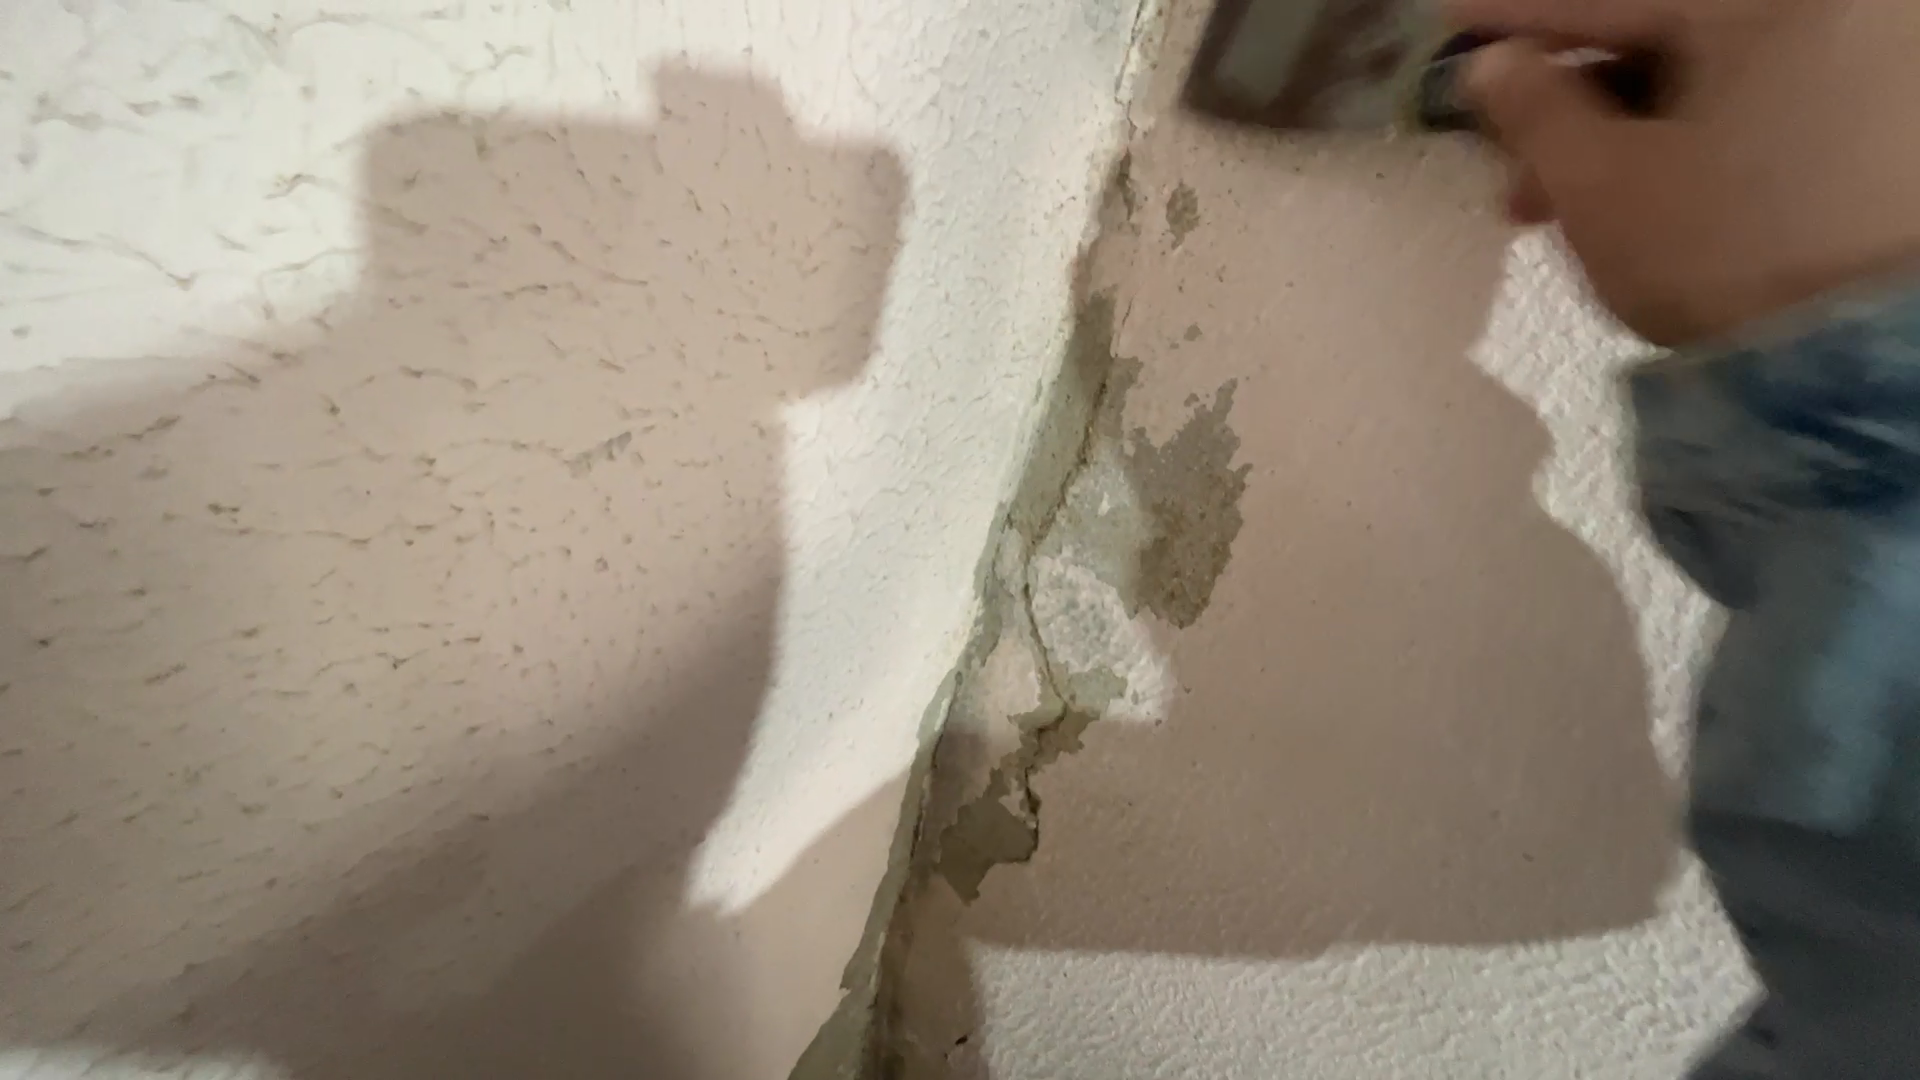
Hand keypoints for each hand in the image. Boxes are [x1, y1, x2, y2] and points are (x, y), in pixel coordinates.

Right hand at [1447, 0, 1919, 345]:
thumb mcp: (1596, 182)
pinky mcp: (1869, 104)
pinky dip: (1663, 130)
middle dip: (1558, 90)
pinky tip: (1615, 185)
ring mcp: (1863, 49)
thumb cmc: (1711, 251)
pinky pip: (1736, 91)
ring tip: (1540, 199)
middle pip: (1655, 30)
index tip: (1447, 16)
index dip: (1514, 13)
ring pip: (1690, 67)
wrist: (1850, 346)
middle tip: (1494, 147)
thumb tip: (1492, 66)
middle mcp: (1834, 6)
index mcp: (1769, 4)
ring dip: (1600, 123)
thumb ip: (1535, 112)